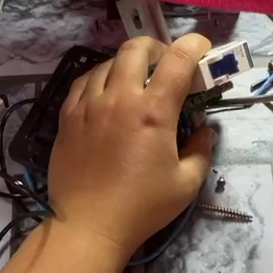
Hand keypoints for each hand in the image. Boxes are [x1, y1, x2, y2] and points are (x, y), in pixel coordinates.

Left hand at [46, 34, 217, 257]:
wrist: (89, 226)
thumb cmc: (141, 208)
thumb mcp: (186, 184)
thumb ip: (201, 150)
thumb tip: (205, 130)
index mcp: (153, 111)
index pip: (178, 60)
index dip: (194, 46)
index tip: (201, 50)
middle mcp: (119, 99)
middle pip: (136, 49)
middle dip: (156, 48)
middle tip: (164, 65)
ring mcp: (88, 106)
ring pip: (106, 63)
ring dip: (126, 65)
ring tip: (134, 82)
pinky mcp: (68, 118)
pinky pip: (82, 83)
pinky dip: (98, 79)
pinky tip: (104, 93)